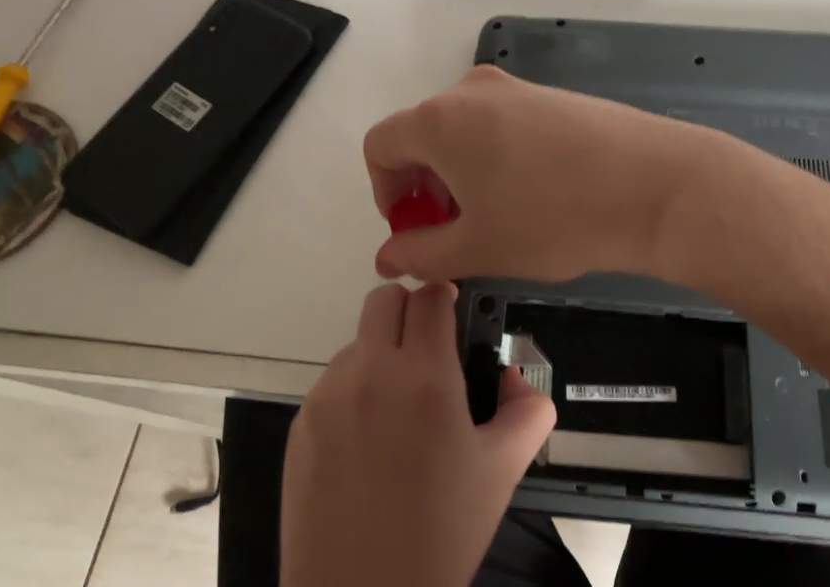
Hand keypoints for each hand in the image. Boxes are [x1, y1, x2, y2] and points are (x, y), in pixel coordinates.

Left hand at [280, 282, 555, 586]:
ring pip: (357, 343)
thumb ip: (528, 410)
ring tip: (399, 411)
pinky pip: (332, 384)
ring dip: (381, 354)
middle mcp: (370, 374)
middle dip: (410, 311)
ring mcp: (327, 398)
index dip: (447, 296)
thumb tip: (516, 379)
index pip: (431, 296)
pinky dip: (354, 391)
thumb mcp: (502, 471)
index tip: (456, 318)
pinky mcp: (300, 425)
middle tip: (430, 352)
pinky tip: (368, 443)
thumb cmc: (441, 533)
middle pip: (383, 300)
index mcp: (424, 378)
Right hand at [364, 65, 726, 283]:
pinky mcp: (552, 97)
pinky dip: (496, 160)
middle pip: (422, 136)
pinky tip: (534, 198)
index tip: (416, 232)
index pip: (380, 147)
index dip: (385, 194)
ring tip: (497, 221)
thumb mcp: (478, 247)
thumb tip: (388, 256)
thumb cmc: (554, 219)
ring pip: (464, 132)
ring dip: (461, 176)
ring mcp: (516, 89)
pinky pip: (501, 126)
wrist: (656, 185)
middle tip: (455, 235)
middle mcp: (472, 90)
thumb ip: (419, 253)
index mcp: (440, 119)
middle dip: (424, 188)